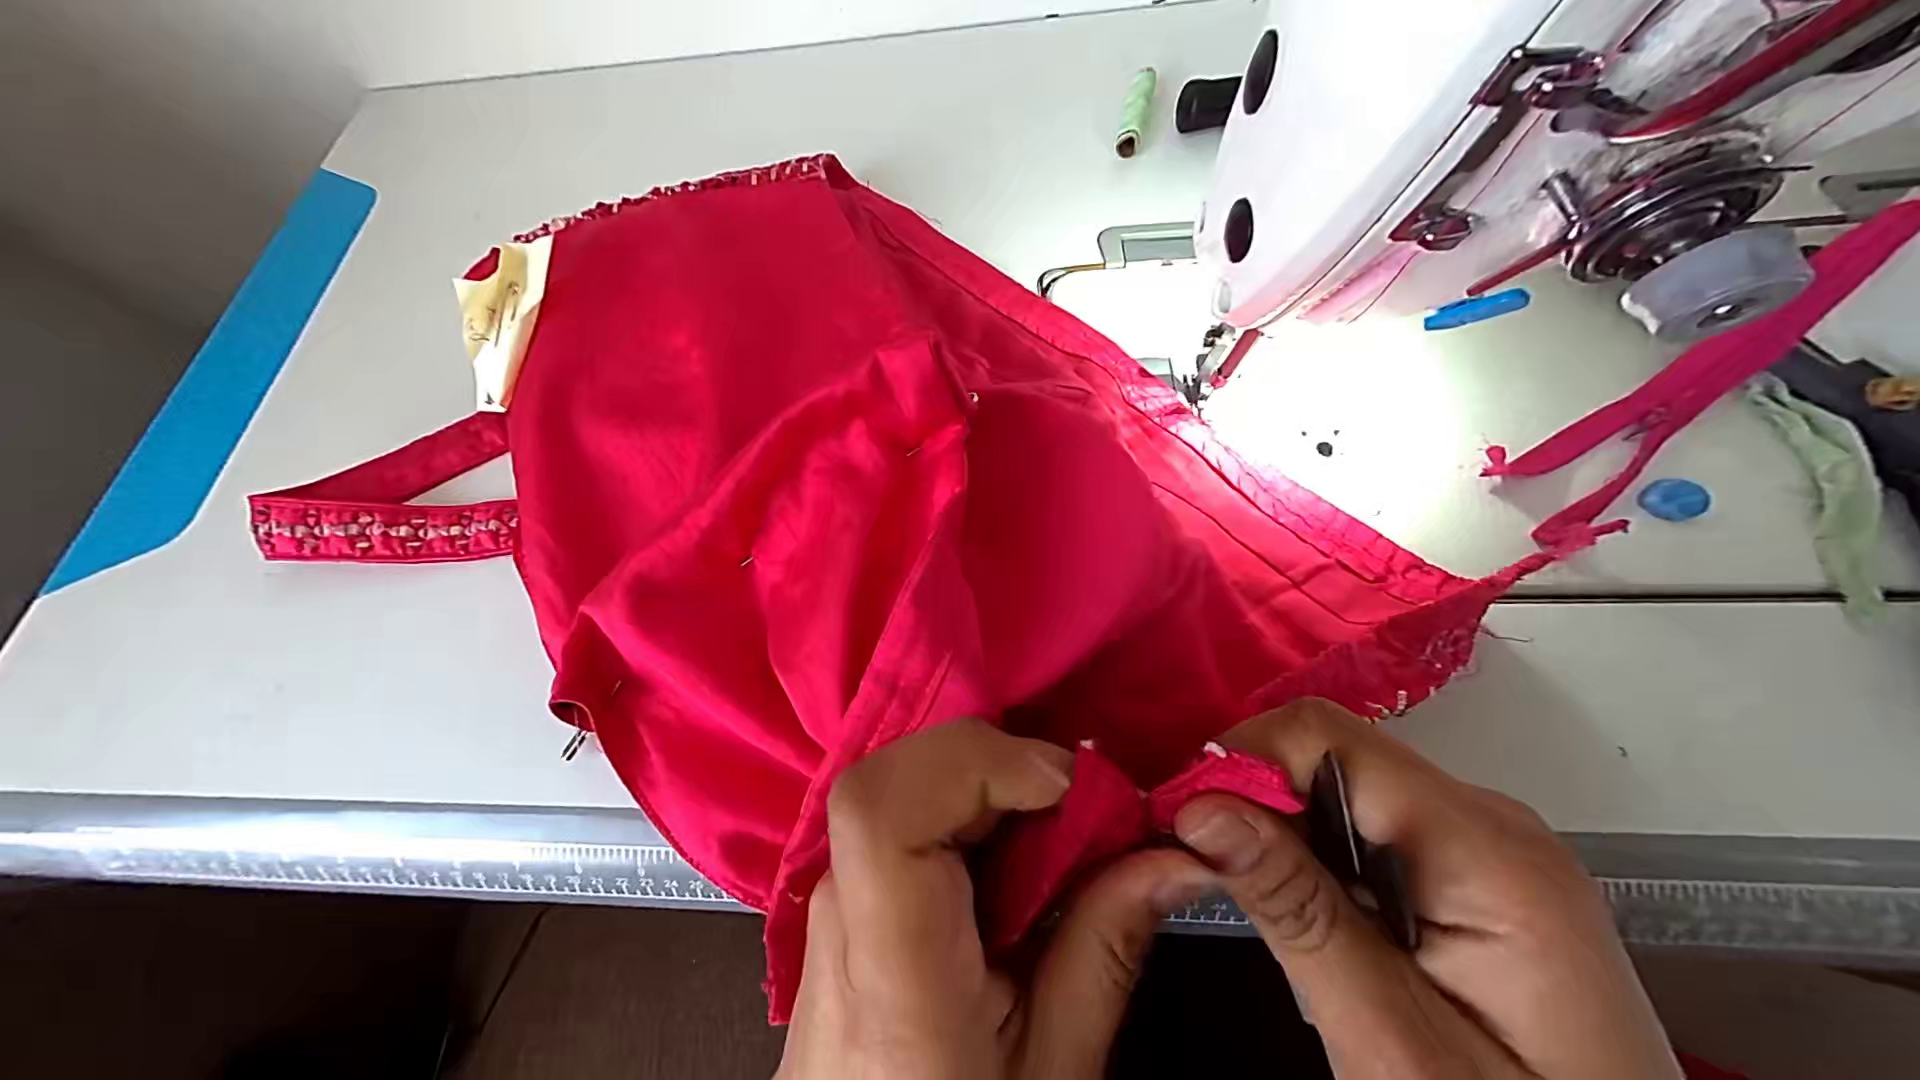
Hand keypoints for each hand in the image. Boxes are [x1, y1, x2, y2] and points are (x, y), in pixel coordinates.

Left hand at [776, 718, 1211, 1079]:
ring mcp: (834, 886)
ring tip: (1053, 825)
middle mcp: (840, 907)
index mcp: (890, 968)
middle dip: (997, 763)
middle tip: (1076, 805)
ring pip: (905, 773)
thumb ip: (1106, 951)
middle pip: (897, 775)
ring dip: (990, 777)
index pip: (883, 809)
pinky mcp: (847, 879)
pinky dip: (971, 795)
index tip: (1063, 787)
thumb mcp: (1052, 1066)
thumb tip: (1177, 855)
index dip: (973, 765)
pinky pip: (907, 799)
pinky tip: (1012, 840)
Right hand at [1172, 699, 1681, 1079]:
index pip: (1326, 737)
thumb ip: (1295, 909)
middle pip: (1329, 753)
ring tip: (1249, 894)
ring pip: (1337, 785)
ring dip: (1276, 827)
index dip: (1241, 762)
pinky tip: (1304, 906)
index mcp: (1486, 850)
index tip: (1183, 823)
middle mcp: (1488, 819)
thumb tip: (1199, 808)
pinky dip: (1309, 849)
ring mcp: (1481, 841)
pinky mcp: (1467, 869)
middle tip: (1199, 865)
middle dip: (1251, 796)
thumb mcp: (1393, 1044)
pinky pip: (1362, 821)